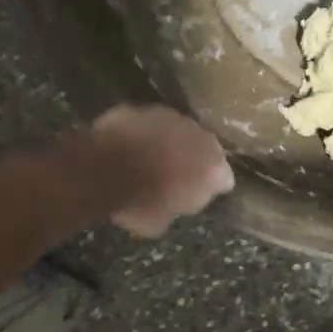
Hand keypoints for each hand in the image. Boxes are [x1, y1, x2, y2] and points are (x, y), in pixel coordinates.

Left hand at [86, 104, 234, 236]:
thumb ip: (177, 208)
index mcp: (214, 169)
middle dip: (194, 159)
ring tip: (151, 156)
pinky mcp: (149, 108)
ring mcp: (176, 118)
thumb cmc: (139, 202)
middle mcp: (204, 138)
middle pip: (206, 149)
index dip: (210, 186)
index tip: (196, 193)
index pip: (224, 179)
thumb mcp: (160, 223)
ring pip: (180, 131)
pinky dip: (146, 131)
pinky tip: (131, 144)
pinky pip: (152, 122)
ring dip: (171, 141)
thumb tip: (174, 202)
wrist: (107, 169)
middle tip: (175, 173)